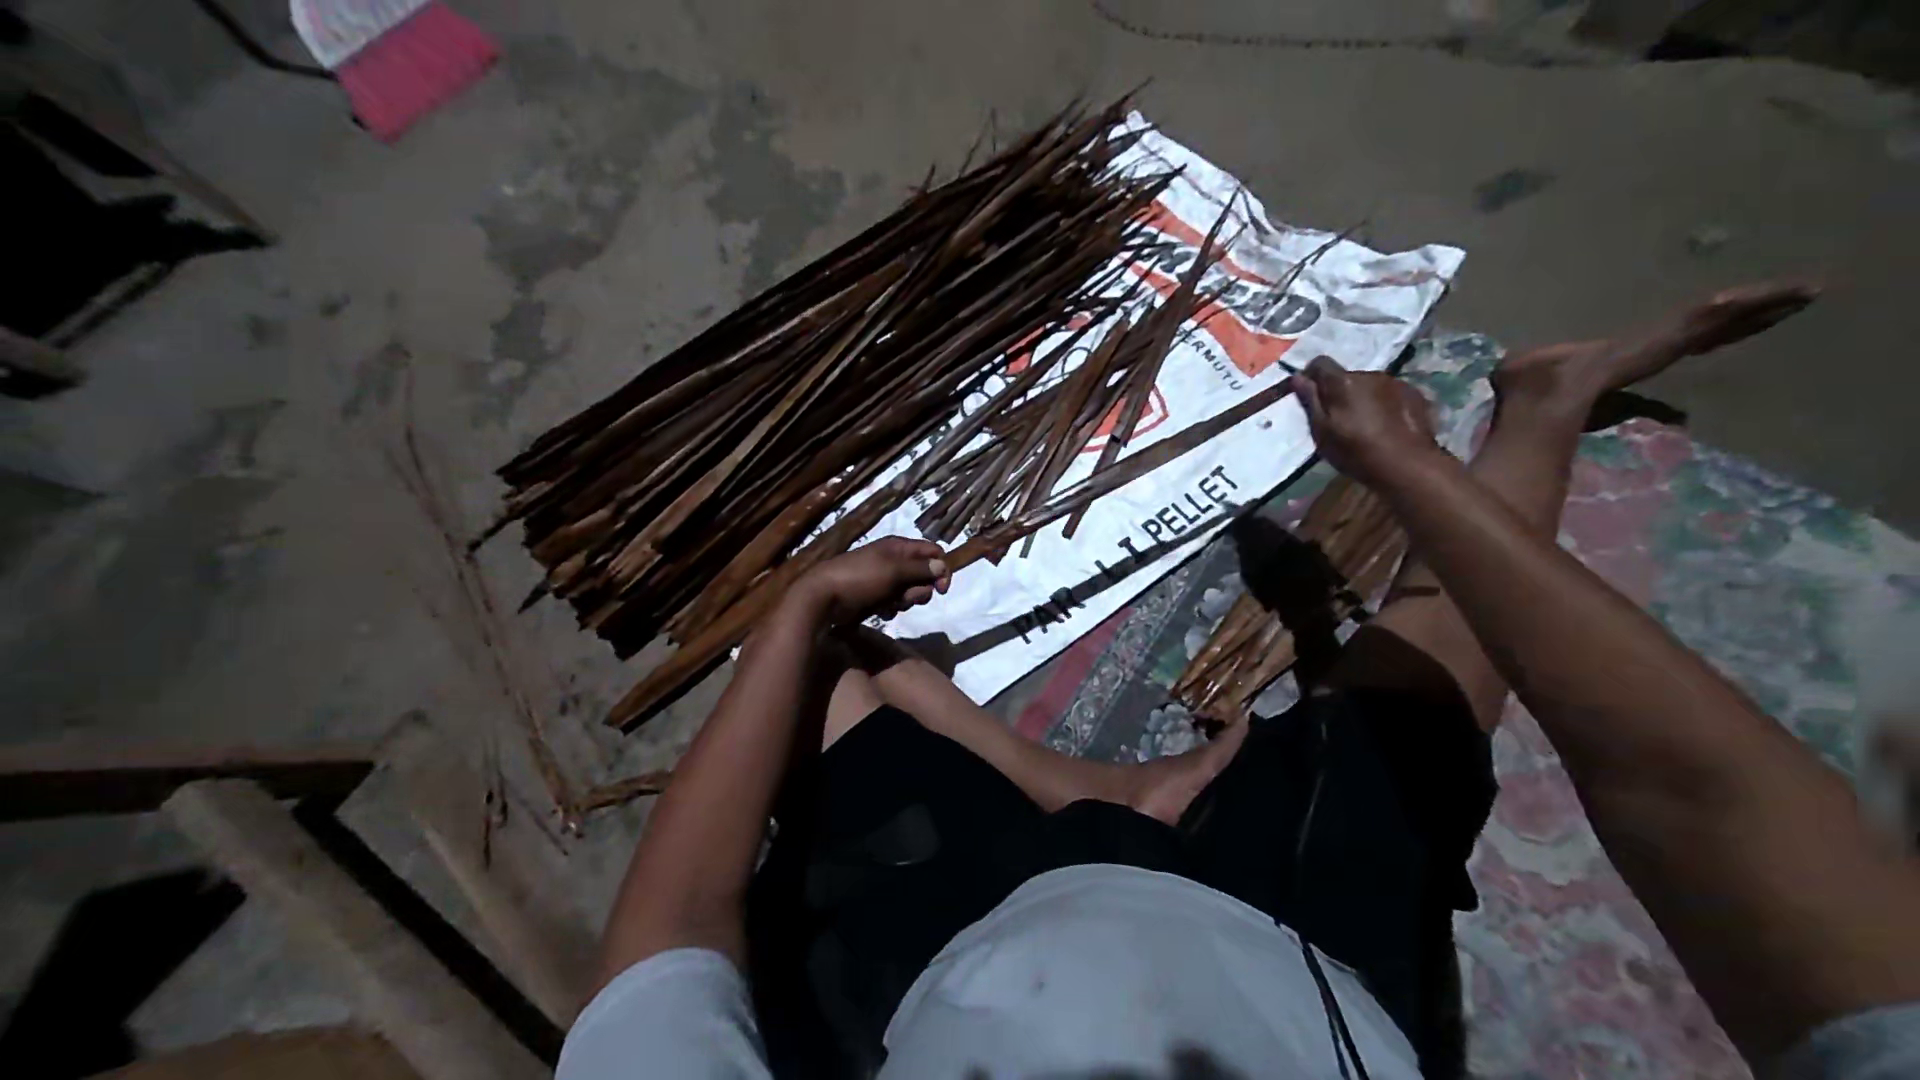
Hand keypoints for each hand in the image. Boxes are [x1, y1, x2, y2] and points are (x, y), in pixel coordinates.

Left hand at [790, 537, 951, 625]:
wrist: (823, 596)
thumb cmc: (860, 578)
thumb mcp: (894, 571)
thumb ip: (920, 569)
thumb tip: (943, 565)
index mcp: (899, 547)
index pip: (933, 552)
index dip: (941, 569)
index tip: (941, 590)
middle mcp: (894, 560)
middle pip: (924, 575)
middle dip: (919, 591)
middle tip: (904, 598)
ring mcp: (884, 578)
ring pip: (909, 591)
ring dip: (904, 601)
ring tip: (887, 605)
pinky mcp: (875, 595)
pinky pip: (894, 602)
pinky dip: (890, 608)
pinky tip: (879, 611)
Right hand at [1290, 355, 1442, 488]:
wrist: (1407, 465)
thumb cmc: (1355, 451)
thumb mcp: (1321, 431)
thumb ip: (1310, 401)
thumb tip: (1297, 378)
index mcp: (1343, 382)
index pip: (1320, 363)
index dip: (1311, 376)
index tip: (1309, 395)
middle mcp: (1370, 375)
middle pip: (1346, 376)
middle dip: (1339, 392)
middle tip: (1338, 419)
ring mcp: (1396, 383)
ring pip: (1369, 385)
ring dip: (1363, 398)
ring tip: (1364, 424)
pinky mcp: (1415, 395)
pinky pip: (1390, 394)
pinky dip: (1384, 404)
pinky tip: (1385, 426)